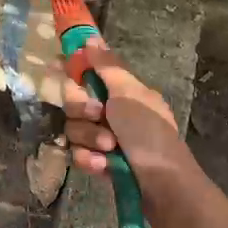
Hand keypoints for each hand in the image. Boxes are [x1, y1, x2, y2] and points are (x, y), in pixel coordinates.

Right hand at [62, 46, 192, 187]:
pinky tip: (103, 166)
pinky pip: (78, 153)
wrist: (165, 187)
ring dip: (88, 138)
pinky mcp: (100, 163)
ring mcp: (106, 139)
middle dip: (82, 110)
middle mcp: (113, 113)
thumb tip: (91, 39)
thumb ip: (107, 66)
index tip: (63, 70)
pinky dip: (89, 159)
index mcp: (123, 93)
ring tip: (108, 150)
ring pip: (74, 129)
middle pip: (74, 101)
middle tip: (99, 115)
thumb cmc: (150, 134)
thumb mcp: (130, 94)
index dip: (75, 73)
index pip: (89, 74)